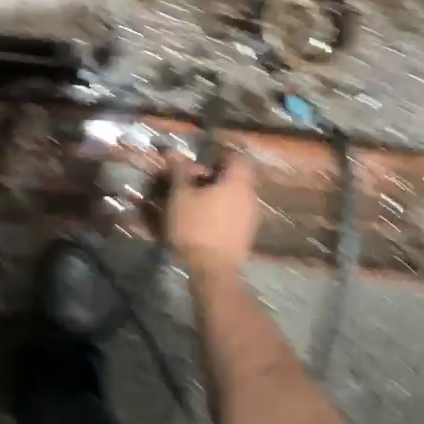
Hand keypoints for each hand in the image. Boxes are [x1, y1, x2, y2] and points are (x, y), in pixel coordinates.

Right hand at [166, 152, 258, 275]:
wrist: (212, 270)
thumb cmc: (194, 227)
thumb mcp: (180, 196)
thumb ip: (179, 172)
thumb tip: (173, 152)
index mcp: (237, 183)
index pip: (237, 158)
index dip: (219, 156)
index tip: (199, 163)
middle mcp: (249, 197)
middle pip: (236, 178)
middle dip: (214, 177)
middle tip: (191, 183)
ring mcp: (251, 217)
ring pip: (235, 196)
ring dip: (217, 195)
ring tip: (194, 203)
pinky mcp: (247, 234)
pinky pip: (235, 213)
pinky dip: (222, 211)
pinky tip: (204, 221)